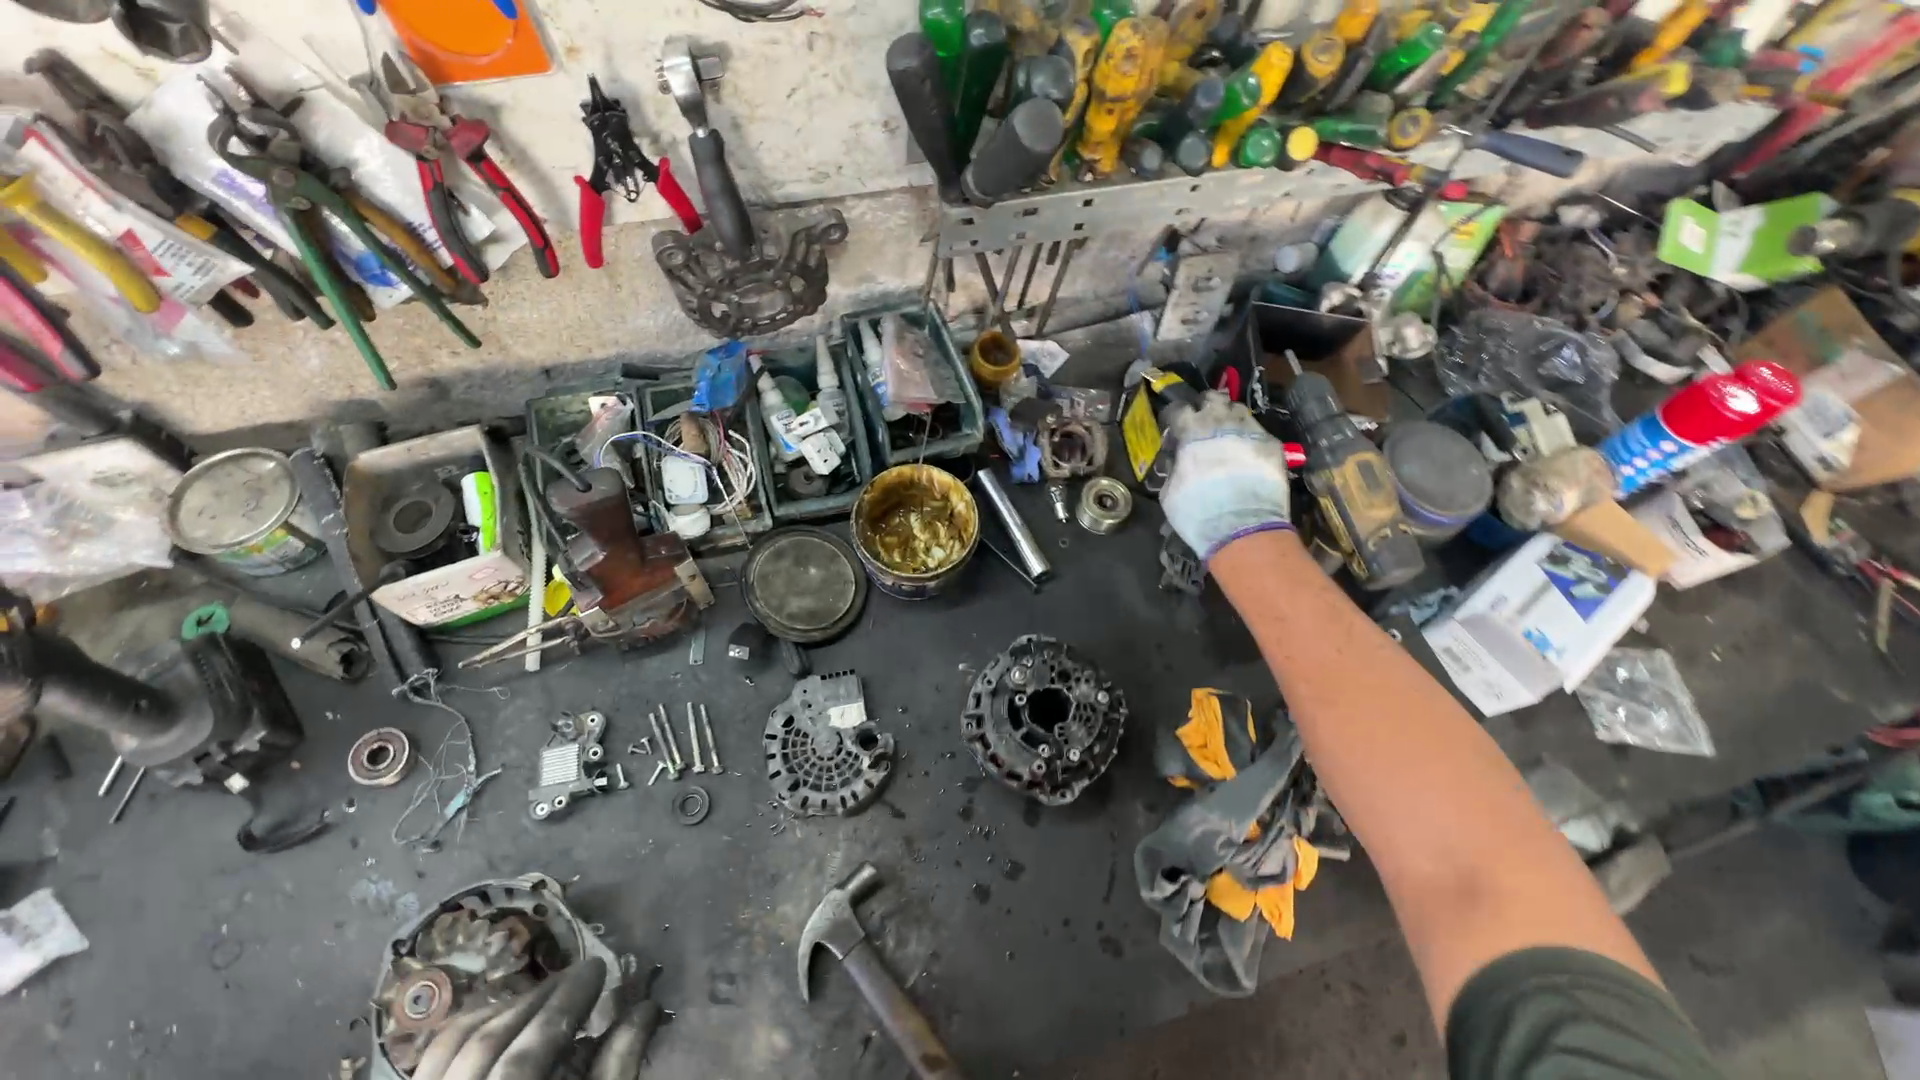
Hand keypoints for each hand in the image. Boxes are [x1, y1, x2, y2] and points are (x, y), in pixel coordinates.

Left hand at [412, 957, 661, 1079]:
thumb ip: (616, 1070)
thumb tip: (645, 1009)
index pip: (534, 1047)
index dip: (569, 1000)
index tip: (599, 966)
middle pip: (490, 1042)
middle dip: (538, 997)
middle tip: (578, 973)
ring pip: (451, 1047)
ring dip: (501, 1010)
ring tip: (542, 993)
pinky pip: (430, 1065)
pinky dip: (465, 1034)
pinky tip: (497, 1023)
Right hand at [1161, 391, 1293, 561]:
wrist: (1243, 529)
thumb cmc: (1198, 513)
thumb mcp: (1169, 492)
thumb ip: (1173, 467)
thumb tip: (1177, 459)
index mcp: (1190, 430)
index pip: (1178, 408)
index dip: (1175, 417)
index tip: (1175, 428)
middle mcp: (1221, 421)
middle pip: (1213, 398)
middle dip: (1206, 407)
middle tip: (1204, 424)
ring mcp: (1250, 430)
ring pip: (1239, 411)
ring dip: (1230, 420)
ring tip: (1229, 437)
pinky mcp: (1272, 444)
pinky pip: (1259, 433)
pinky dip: (1251, 440)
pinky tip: (1249, 456)